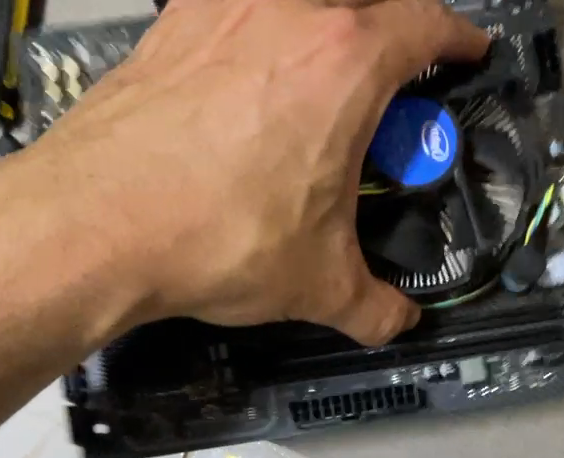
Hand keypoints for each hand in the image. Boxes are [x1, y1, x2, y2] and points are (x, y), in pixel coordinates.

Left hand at [0, 0, 489, 348]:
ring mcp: (224, 8)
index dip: (455, 40)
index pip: (425, 24)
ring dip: (320, 42)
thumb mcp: (319, 285)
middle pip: (363, 11)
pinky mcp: (173, 25)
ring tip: (313, 105)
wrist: (97, 223)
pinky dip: (258, 46)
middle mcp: (288, 12)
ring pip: (298, 8)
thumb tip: (397, 321)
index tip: (465, 53)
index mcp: (345, 63)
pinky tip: (247, 98)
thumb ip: (375, 306)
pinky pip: (238, 17)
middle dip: (387, 51)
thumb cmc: (217, 237)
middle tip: (383, 110)